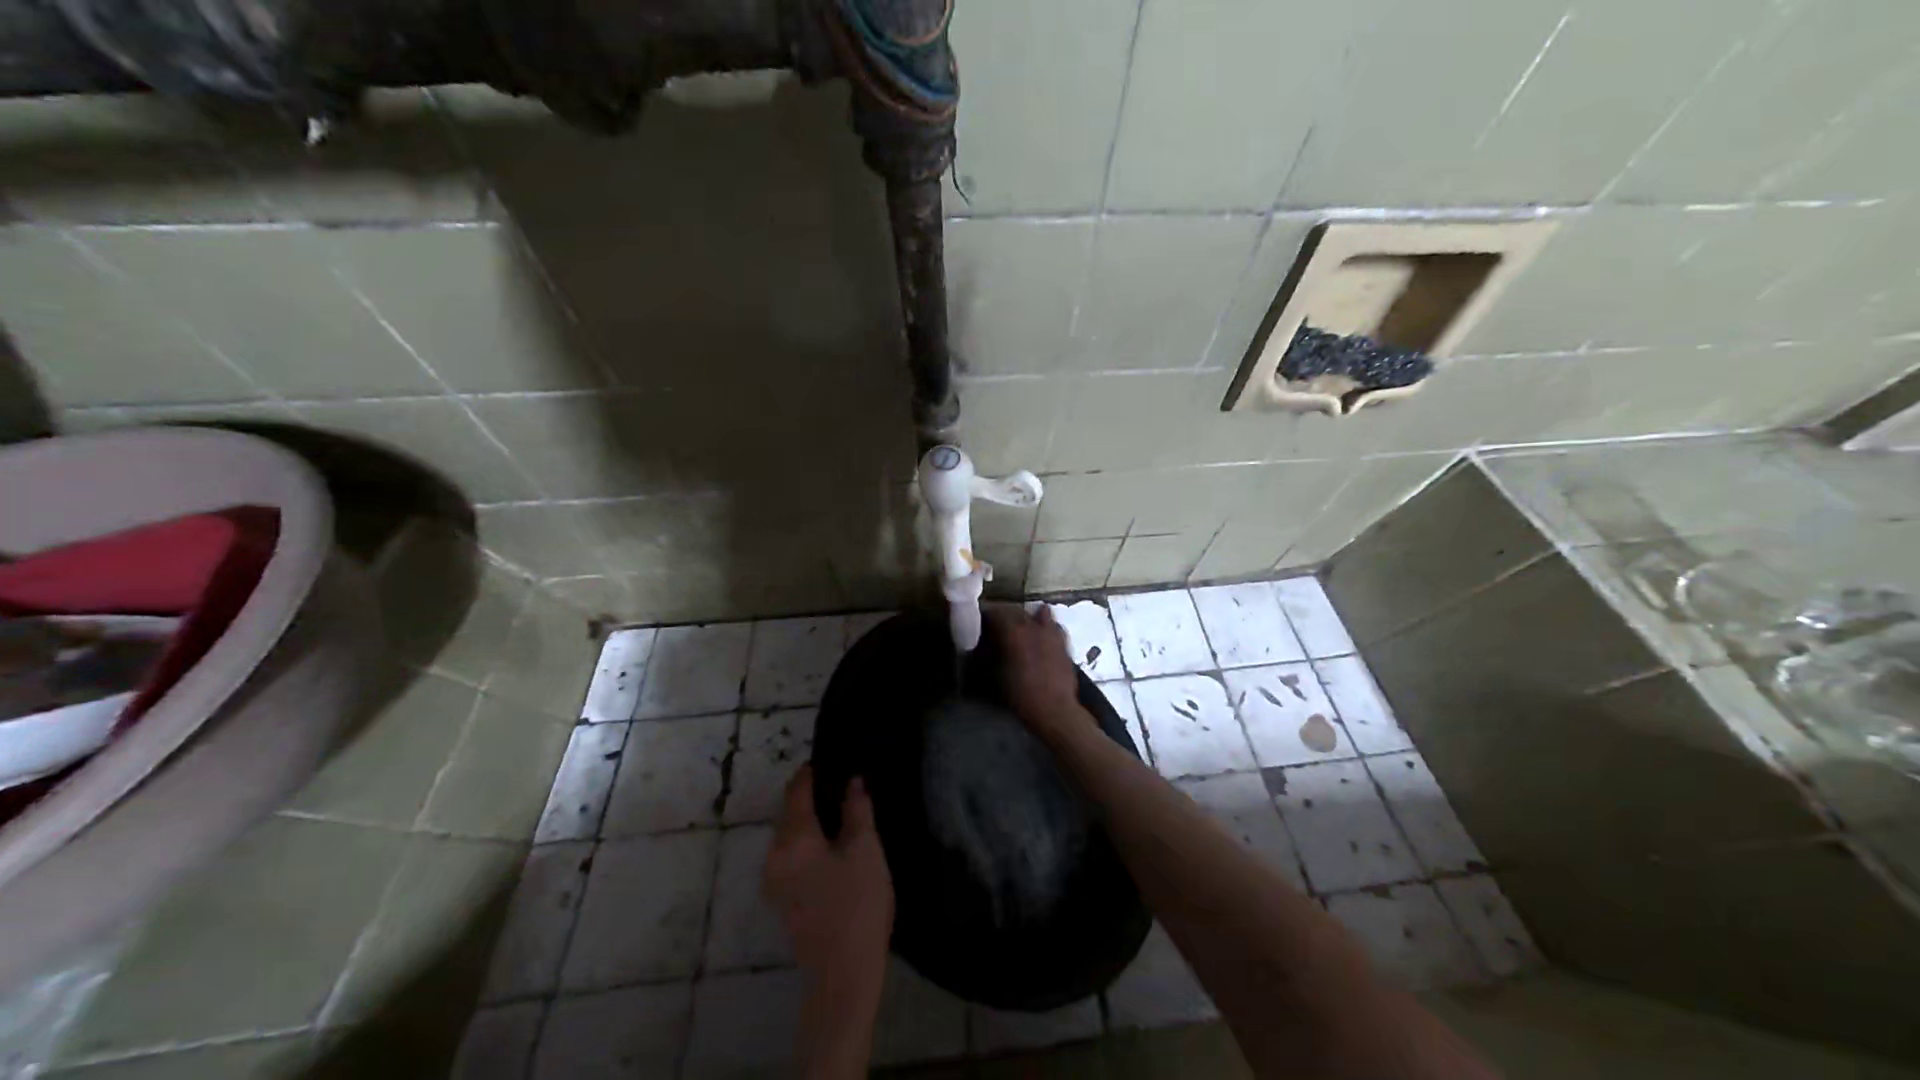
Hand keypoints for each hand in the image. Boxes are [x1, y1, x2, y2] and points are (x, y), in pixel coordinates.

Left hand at [764, 765, 893, 982]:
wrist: (843, 973)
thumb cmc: (858, 904)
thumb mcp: (865, 850)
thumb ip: (858, 811)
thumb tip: (853, 781)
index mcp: (793, 838)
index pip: (796, 791)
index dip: (810, 772)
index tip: (828, 759)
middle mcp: (774, 854)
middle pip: (789, 813)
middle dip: (811, 797)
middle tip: (841, 786)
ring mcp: (774, 880)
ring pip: (790, 837)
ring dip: (809, 821)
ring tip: (841, 814)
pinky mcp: (782, 899)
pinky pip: (791, 857)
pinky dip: (807, 844)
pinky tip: (832, 847)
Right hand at [986, 604, 1083, 729]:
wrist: (1054, 709)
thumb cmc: (1021, 696)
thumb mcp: (997, 677)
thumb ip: (989, 656)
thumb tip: (983, 646)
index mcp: (1013, 633)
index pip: (997, 613)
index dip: (988, 615)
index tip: (982, 622)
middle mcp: (1033, 627)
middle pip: (1017, 611)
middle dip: (1006, 614)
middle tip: (998, 625)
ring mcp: (1051, 633)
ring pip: (1039, 613)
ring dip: (1028, 616)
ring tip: (1022, 625)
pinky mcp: (1064, 643)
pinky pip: (1055, 626)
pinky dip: (1048, 625)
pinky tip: (1044, 632)